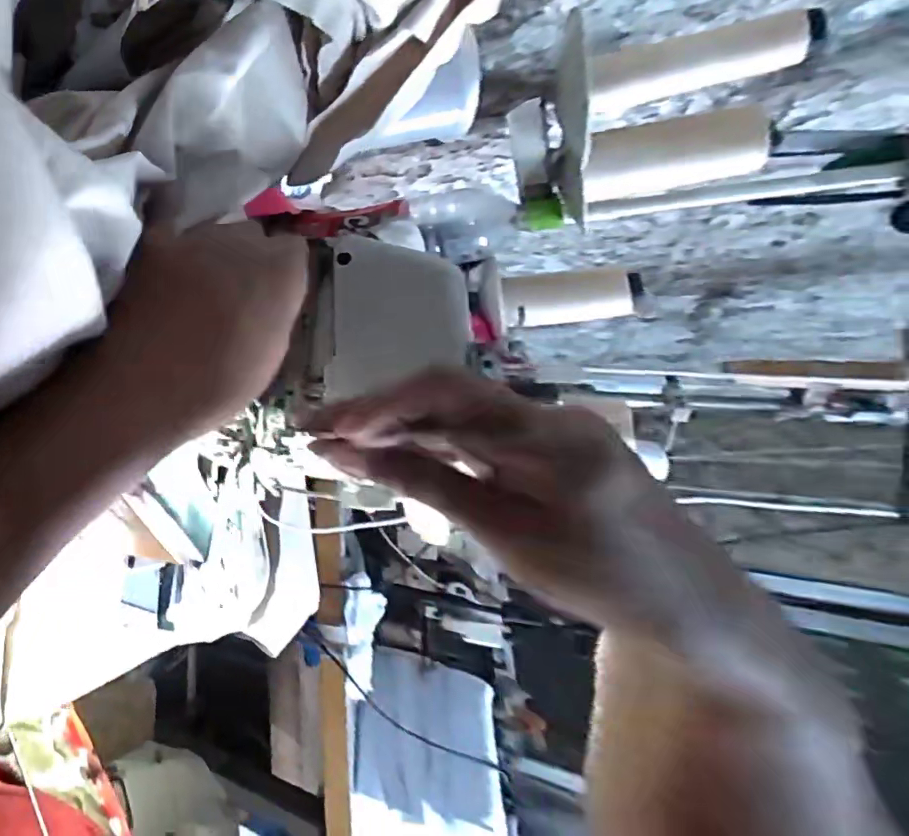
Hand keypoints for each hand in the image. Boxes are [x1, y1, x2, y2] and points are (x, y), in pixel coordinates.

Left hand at [75, 222, 309, 448]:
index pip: (289, 249)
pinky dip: (165, 224)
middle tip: (220, 288)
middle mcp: (241, 241)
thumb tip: (264, 292)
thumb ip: (272, 307)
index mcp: (280, 272)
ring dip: (202, 247)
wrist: (140, 389)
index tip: (261, 291)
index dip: (274, 270)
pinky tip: (161, 234)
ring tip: (184, 278)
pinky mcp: (150, 242)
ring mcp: (192, 237)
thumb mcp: (267, 352)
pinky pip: (162, 215)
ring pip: (207, 228)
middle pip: (247, 233)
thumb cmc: (211, 388)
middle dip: (238, 255)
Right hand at [309, 371, 741, 639]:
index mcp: (547, 433)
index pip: (444, 394)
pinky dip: (418, 440)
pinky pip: (463, 430)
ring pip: (444, 411)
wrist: (696, 610)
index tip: (329, 430)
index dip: (380, 405)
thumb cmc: (602, 577)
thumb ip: (422, 482)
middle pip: (436, 396)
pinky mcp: (532, 443)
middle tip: (309, 431)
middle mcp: (541, 414)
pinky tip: (379, 450)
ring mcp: (538, 426)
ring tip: (329, 441)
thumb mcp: (503, 534)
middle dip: (369, 412)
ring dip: (386, 425)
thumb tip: (343, 452)